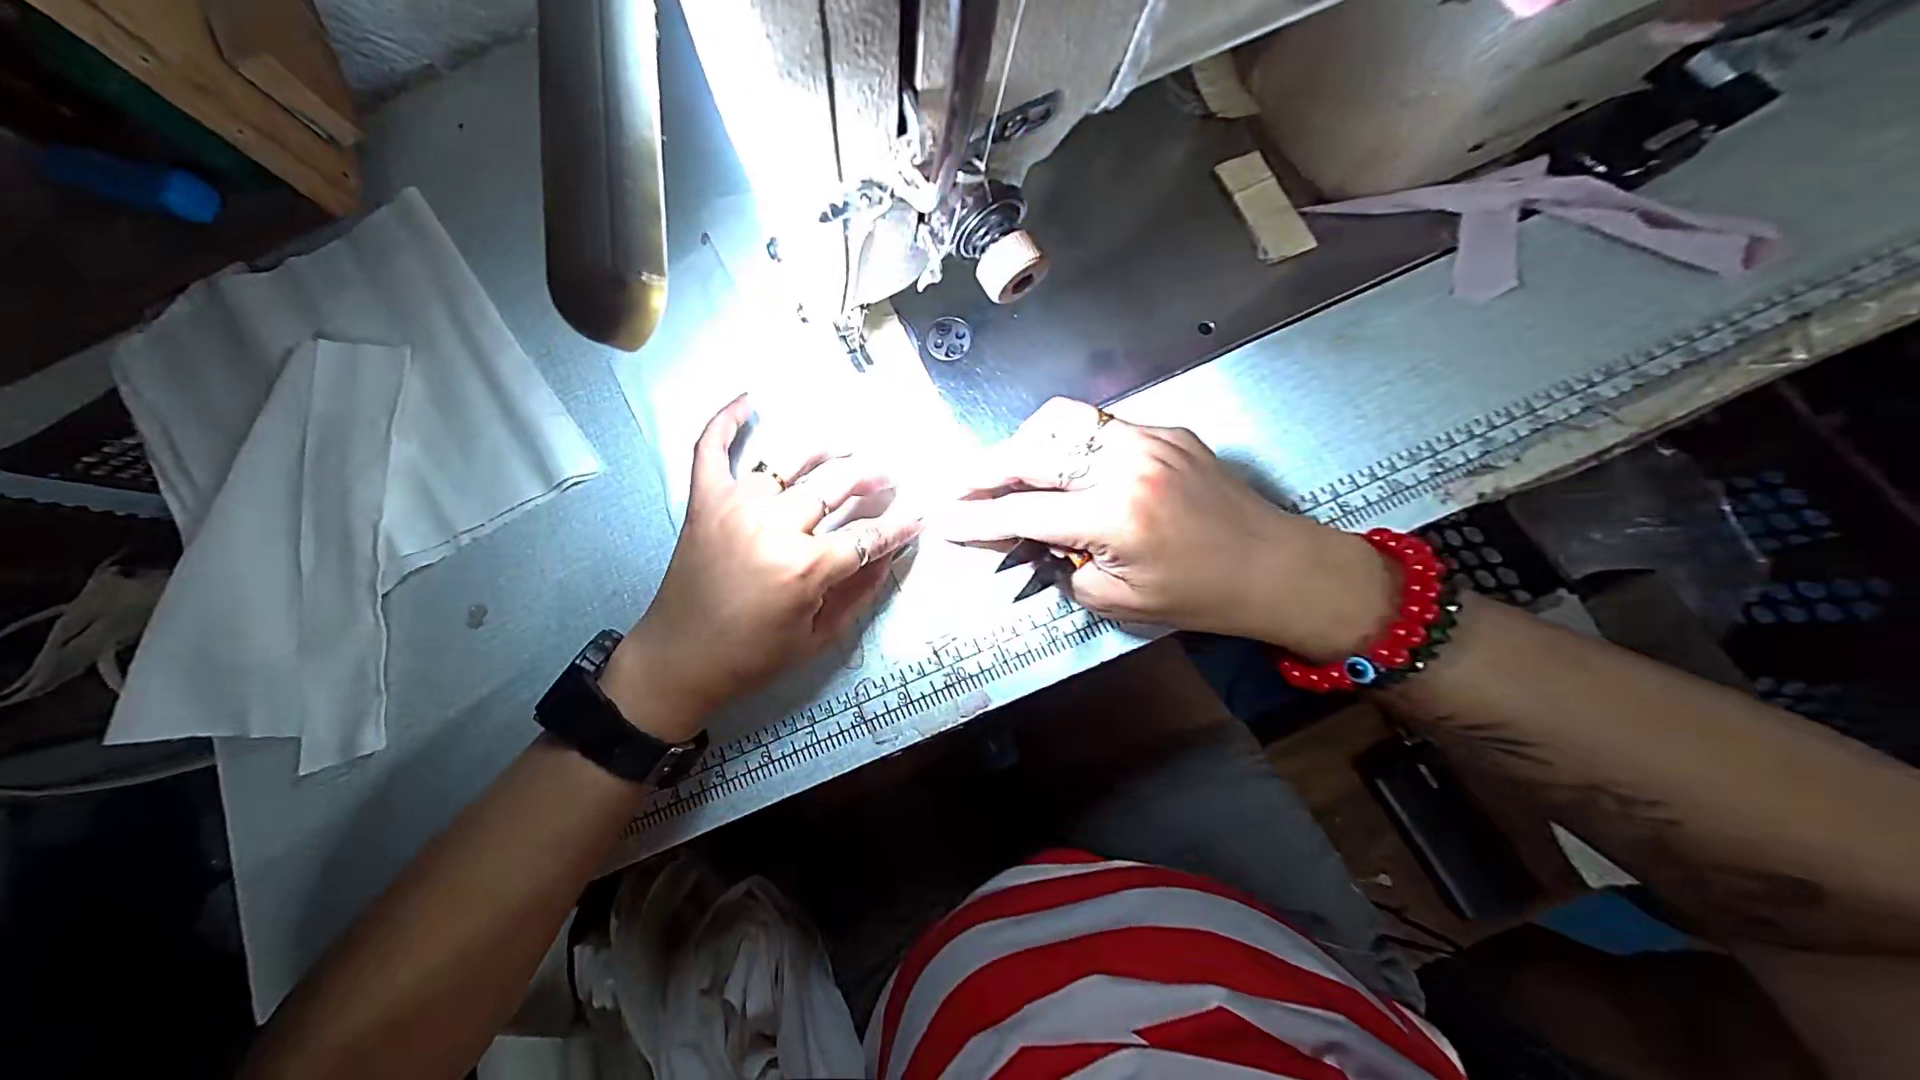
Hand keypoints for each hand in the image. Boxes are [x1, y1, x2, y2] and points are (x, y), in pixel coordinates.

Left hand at [602, 395, 922, 739]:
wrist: (678, 660)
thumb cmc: (754, 656)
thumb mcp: (820, 636)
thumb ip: (861, 590)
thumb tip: (892, 551)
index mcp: (804, 568)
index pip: (866, 537)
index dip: (898, 527)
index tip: (919, 517)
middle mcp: (772, 528)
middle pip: (834, 487)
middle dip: (870, 479)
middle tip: (887, 476)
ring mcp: (733, 508)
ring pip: (787, 461)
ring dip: (822, 450)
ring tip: (845, 448)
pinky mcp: (703, 503)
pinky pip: (711, 450)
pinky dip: (726, 422)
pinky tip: (748, 400)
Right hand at [938, 398, 1395, 660]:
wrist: (1275, 566)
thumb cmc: (1199, 597)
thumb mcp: (1118, 601)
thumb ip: (1064, 567)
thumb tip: (1034, 540)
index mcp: (1116, 517)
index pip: (1024, 511)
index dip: (976, 518)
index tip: (943, 520)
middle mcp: (1128, 465)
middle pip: (1032, 451)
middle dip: (986, 470)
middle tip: (962, 488)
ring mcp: (1149, 439)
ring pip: (1062, 421)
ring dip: (1024, 444)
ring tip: (1008, 471)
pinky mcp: (1166, 430)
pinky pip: (1099, 426)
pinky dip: (1068, 443)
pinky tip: (1065, 467)